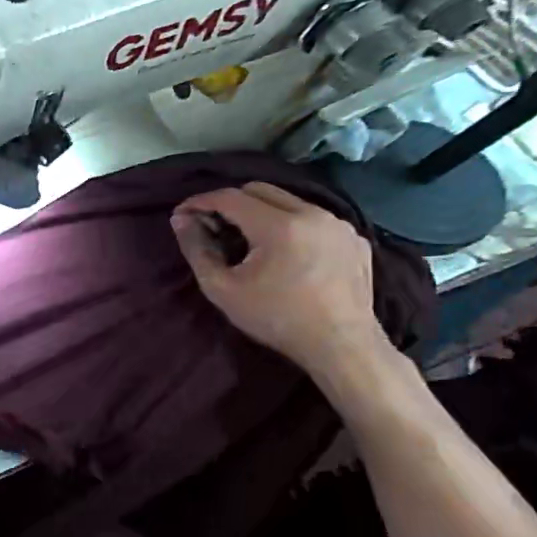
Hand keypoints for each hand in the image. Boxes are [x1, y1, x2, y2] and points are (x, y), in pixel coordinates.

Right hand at [170, 182, 391, 375]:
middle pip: (259, 190)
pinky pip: (315, 220)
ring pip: (289, 202)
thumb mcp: (223, 289)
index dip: (201, 201)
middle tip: (214, 227)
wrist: (341, 347)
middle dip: (231, 203)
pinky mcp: (355, 238)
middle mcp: (312, 213)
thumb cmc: (276, 319)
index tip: (183, 214)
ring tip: (250, 241)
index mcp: (278, 225)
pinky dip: (293, 227)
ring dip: (262, 213)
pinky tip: (287, 253)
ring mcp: (338, 224)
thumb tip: (181, 220)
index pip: (230, 197)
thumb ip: (197, 250)